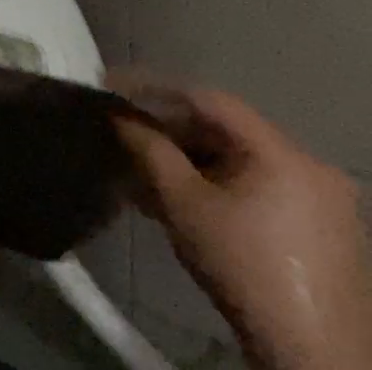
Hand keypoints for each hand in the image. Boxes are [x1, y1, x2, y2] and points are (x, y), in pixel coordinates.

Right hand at [115, 85, 371, 369]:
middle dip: (168, 131)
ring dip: (187, 160)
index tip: (107, 89)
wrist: (309, 343)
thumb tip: (117, 115)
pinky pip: (258, 184)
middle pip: (226, 130)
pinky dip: (214, 182)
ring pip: (239, 159)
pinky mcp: (321, 225)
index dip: (153, 88)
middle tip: (121, 139)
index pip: (209, 100)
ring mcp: (323, 198)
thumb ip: (147, 149)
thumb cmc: (239, 259)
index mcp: (284, 155)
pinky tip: (180, 201)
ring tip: (142, 175)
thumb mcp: (180, 200)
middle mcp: (311, 167)